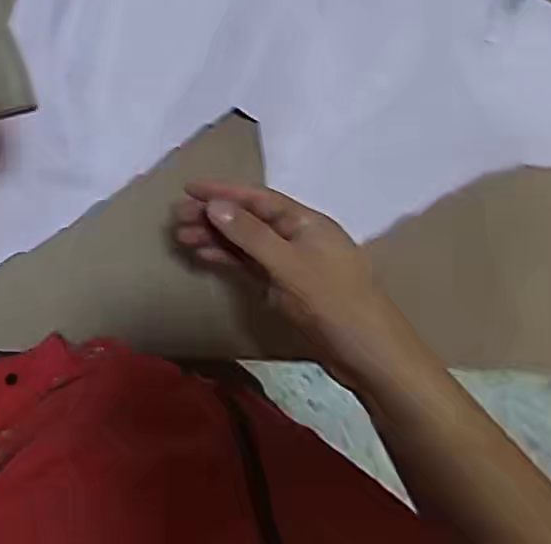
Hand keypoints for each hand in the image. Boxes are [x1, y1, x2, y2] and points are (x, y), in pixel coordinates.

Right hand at [172, 181, 422, 390]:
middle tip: (176, 217)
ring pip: (245, 242)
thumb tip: (214, 205)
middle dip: (212, 215)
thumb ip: (250, 234)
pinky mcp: (287, 287)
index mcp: (306, 223)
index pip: (257, 198)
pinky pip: (249, 264)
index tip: (188, 188)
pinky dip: (226, 258)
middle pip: (247, 218)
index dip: (222, 191)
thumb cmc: (336, 305)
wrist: (374, 362)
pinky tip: (204, 255)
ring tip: (181, 237)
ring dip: (214, 237)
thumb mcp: (289, 266)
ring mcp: (292, 263)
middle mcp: (297, 237)